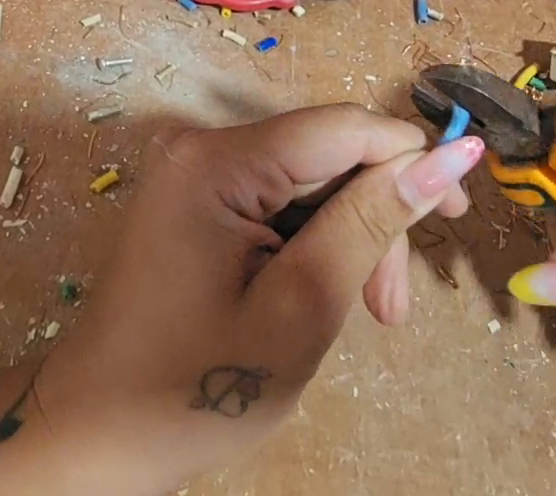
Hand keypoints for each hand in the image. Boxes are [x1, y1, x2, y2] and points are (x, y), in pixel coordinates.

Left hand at [34, 104, 483, 494]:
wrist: (98, 429)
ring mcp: (192, 169)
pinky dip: (309, 239)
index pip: (342, 126)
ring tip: (365, 310)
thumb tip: (448, 155)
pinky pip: (274, 196)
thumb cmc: (198, 388)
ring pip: (306, 178)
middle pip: (325, 153)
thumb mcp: (301, 306)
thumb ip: (371, 222)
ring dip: (346, 234)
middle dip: (373, 216)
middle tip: (391, 308)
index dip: (410, 158)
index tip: (456, 215)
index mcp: (215, 161)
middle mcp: (200, 145)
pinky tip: (318, 289)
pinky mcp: (193, 195)